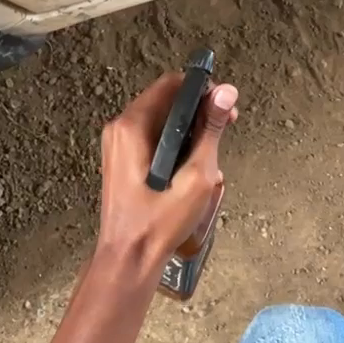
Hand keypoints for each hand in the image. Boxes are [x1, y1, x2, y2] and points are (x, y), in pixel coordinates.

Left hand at [95, 72, 236, 269]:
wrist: (129, 259)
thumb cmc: (157, 224)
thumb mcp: (196, 176)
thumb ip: (211, 131)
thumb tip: (225, 93)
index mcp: (132, 127)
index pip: (171, 84)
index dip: (202, 91)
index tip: (223, 107)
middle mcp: (120, 129)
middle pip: (166, 99)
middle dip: (198, 112)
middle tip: (222, 131)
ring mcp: (117, 144)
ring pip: (161, 118)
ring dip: (189, 130)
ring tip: (207, 157)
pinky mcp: (121, 158)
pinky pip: (152, 136)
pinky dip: (174, 143)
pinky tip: (189, 167)